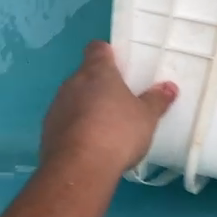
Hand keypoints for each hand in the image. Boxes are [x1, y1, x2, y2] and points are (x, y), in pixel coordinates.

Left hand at [40, 42, 177, 177]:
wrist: (79, 167)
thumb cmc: (117, 132)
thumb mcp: (146, 117)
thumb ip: (156, 100)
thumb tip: (169, 87)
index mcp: (97, 72)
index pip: (97, 48)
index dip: (106, 53)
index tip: (117, 63)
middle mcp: (72, 83)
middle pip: (84, 75)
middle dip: (98, 85)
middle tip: (118, 100)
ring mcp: (56, 106)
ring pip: (72, 98)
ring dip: (85, 107)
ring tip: (104, 126)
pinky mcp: (48, 130)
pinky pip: (64, 121)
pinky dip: (74, 127)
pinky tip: (88, 144)